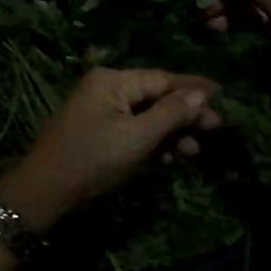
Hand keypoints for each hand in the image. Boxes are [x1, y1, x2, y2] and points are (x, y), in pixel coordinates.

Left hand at [0, 68, 222, 231]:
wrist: (45, 190)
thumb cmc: (92, 159)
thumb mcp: (137, 137)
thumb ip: (171, 114)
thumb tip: (201, 94)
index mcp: (112, 81)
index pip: (163, 79)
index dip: (195, 89)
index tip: (224, 97)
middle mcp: (105, 88)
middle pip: (155, 96)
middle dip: (184, 115)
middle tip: (215, 130)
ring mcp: (99, 110)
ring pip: (145, 116)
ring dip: (170, 132)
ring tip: (194, 151)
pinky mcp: (97, 132)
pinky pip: (131, 130)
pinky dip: (151, 142)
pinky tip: (169, 158)